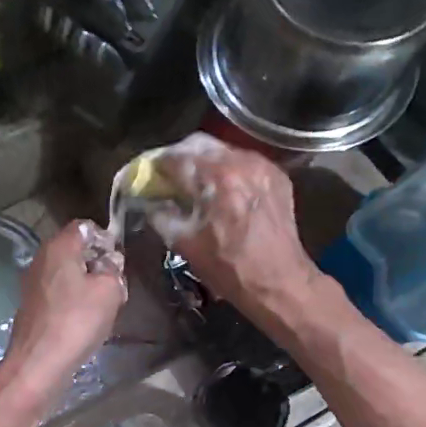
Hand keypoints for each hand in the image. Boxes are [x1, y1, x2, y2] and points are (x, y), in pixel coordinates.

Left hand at [0, 220, 125, 404]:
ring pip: (67, 273)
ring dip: (87, 283)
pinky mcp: (32, 306)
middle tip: (115, 284)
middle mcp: (41, 259)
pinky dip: (73, 300)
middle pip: (74, 250)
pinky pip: (58, 293)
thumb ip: (113, 269)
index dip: (105, 238)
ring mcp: (33, 283)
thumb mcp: (108, 290)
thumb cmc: (76, 321)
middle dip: (97, 262)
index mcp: (58, 247)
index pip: (84, 227)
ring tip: (104, 305)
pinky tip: (85, 319)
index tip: (118, 260)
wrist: (38, 363)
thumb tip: (109, 262)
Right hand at [155, 134, 315, 312]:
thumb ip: (161, 215)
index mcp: (217, 180)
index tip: (146, 176)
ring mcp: (262, 167)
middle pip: (199, 145)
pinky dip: (226, 169)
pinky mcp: (276, 175)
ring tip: (193, 183)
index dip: (156, 166)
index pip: (176, 158)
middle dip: (178, 158)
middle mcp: (241, 164)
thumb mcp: (184, 244)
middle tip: (167, 176)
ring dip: (202, 162)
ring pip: (222, 150)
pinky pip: (243, 160)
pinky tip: (220, 189)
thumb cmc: (229, 269)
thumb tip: (148, 200)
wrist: (279, 282)